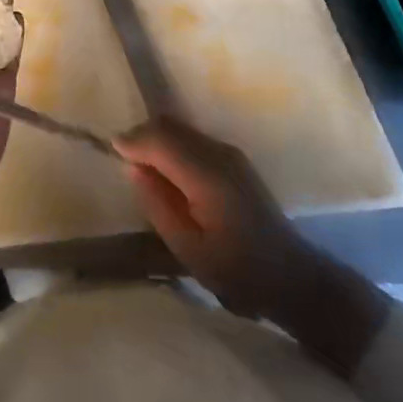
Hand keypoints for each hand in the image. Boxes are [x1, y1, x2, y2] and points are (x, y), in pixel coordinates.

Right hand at [114, 116, 320, 317]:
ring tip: (143, 169)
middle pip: (170, 126)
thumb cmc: (237, 271)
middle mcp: (220, 154)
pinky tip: (168, 173)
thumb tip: (134, 168)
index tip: (110, 151)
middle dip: (142, 137)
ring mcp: (230, 153)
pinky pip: (193, 139)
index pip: (162, 139)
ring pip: (181, 128)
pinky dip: (172, 146)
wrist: (291, 275)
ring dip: (157, 140)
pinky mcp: (234, 159)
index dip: (133, 141)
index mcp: (208, 176)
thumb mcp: (187, 247)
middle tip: (124, 162)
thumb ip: (157, 203)